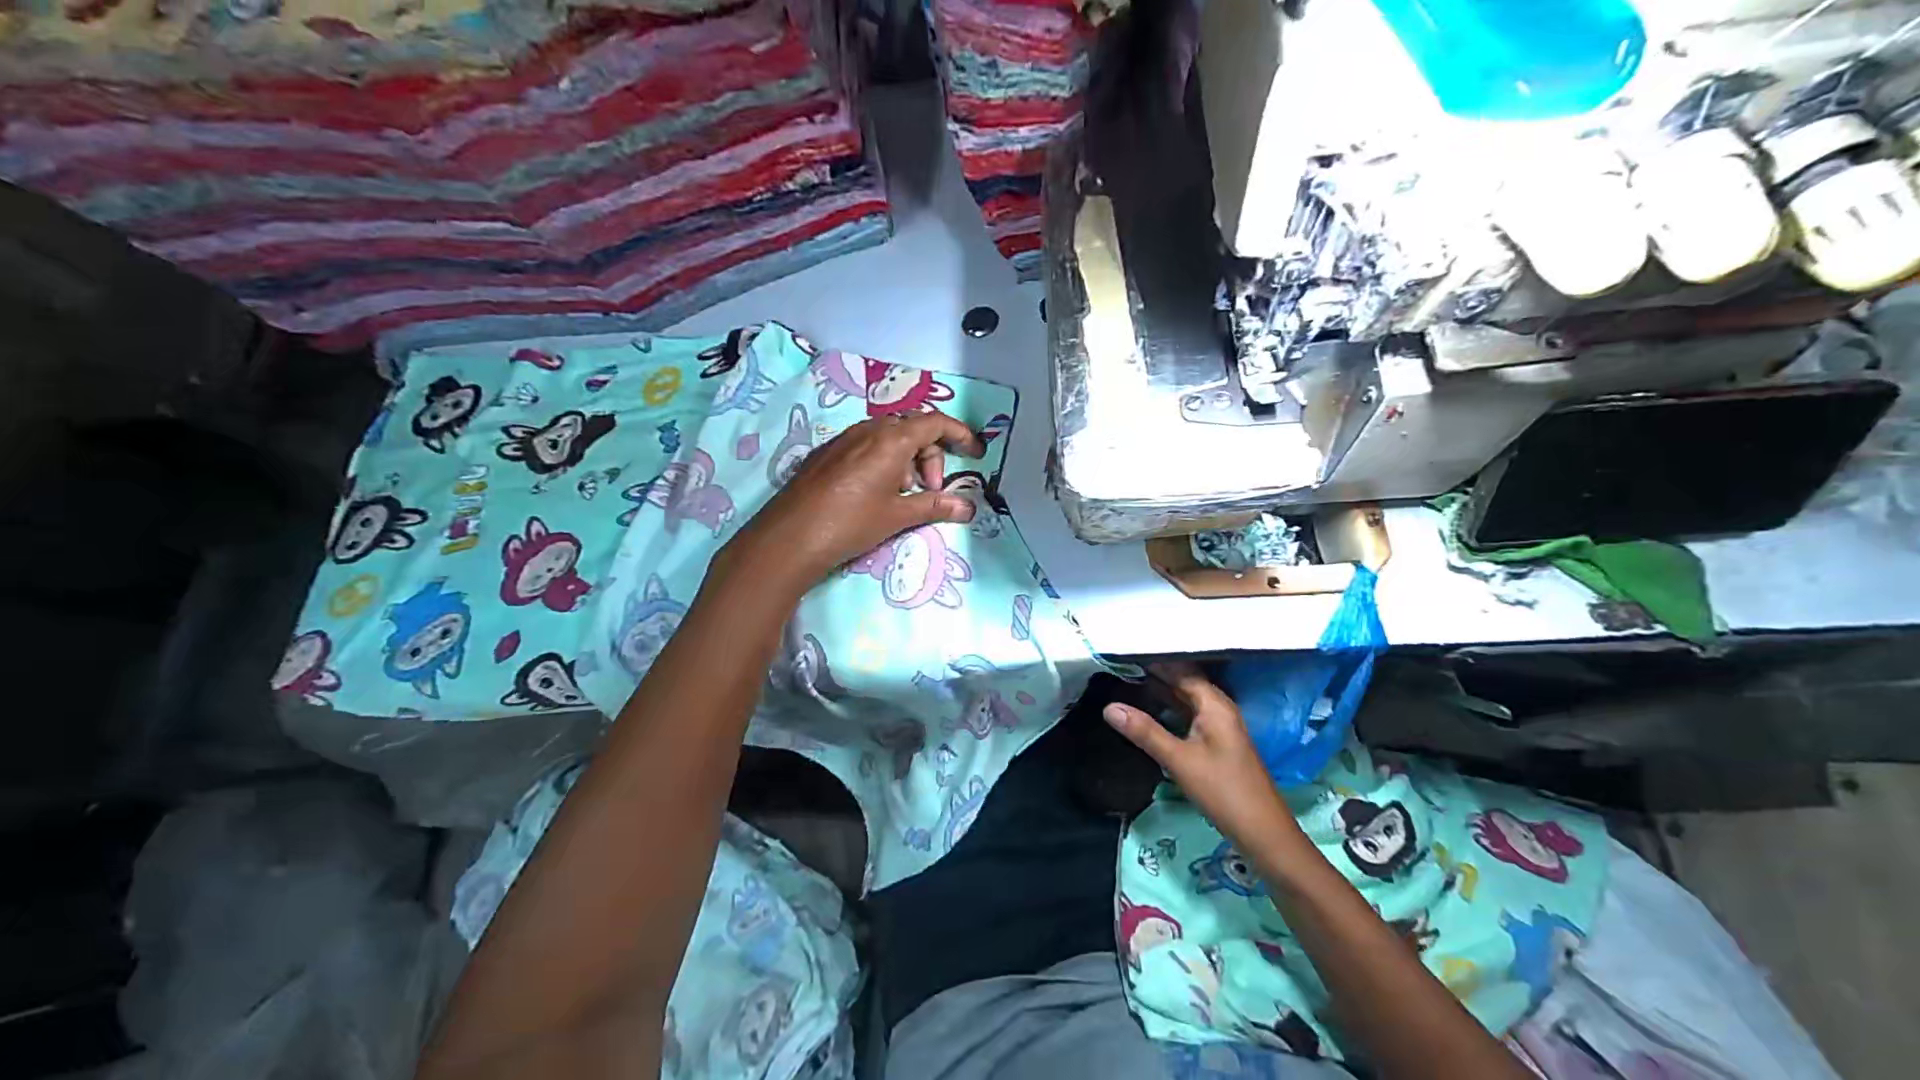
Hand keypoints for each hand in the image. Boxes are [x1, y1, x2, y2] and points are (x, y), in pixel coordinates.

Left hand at [716, 411, 984, 598]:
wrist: (790, 537)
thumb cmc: (851, 523)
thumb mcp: (898, 515)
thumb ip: (935, 506)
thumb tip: (967, 507)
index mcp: (891, 439)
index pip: (935, 422)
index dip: (960, 434)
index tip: (975, 454)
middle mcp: (868, 430)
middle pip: (913, 429)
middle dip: (931, 456)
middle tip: (930, 491)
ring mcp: (844, 439)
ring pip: (888, 438)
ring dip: (906, 461)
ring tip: (902, 496)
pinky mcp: (827, 453)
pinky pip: (866, 446)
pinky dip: (883, 463)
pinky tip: (875, 494)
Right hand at [1103, 662, 1303, 856]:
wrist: (1262, 832)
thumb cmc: (1223, 791)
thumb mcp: (1178, 760)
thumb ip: (1144, 731)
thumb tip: (1109, 707)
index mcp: (1215, 704)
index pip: (1182, 670)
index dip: (1155, 660)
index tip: (1124, 652)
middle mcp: (1219, 709)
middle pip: (1185, 682)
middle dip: (1156, 673)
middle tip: (1120, 665)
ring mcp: (1220, 726)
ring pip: (1187, 699)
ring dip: (1162, 691)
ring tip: (1128, 682)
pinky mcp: (1217, 742)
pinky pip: (1189, 715)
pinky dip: (1169, 709)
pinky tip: (1150, 713)